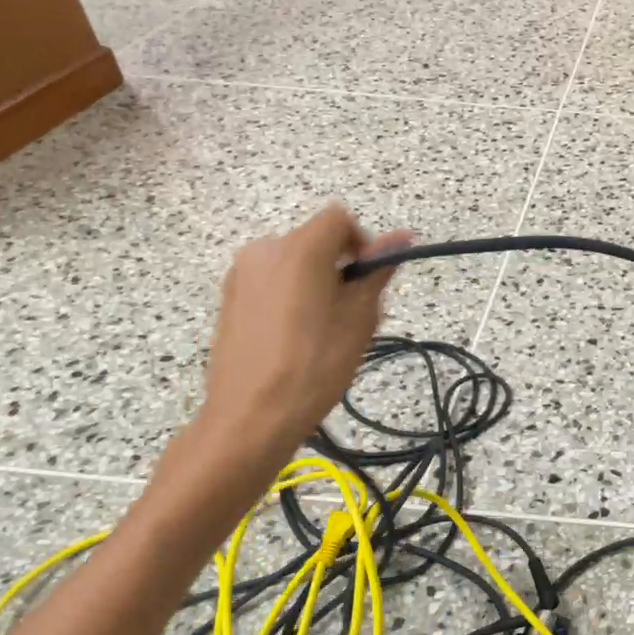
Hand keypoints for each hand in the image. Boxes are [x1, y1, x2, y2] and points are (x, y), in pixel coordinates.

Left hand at [200, 205, 408, 465]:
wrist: (252, 415)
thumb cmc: (316, 364)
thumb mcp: (359, 316)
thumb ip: (378, 270)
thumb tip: (403, 235)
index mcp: (299, 249)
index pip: (339, 219)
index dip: (364, 243)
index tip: (370, 280)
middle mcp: (264, 251)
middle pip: (316, 241)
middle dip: (340, 267)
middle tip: (354, 314)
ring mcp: (241, 275)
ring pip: (295, 264)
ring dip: (317, 283)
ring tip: (325, 330)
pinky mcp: (230, 299)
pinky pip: (273, 283)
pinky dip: (292, 297)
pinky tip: (297, 338)